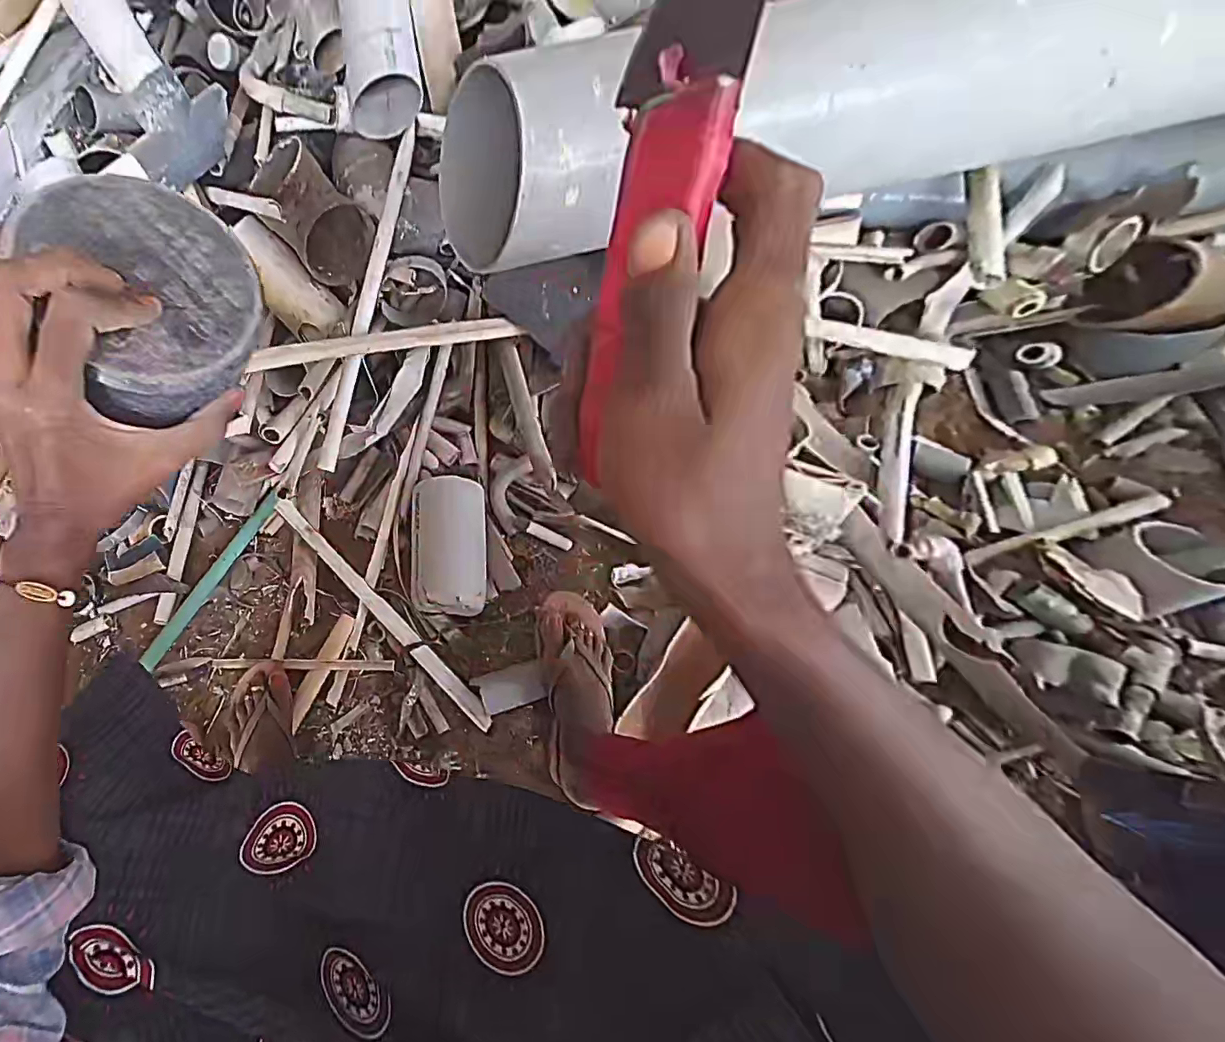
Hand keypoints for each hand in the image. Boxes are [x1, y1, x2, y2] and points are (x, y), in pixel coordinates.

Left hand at [0, 234, 239, 583]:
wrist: (53, 521)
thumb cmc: (97, 494)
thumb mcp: (158, 461)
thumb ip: (202, 427)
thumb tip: (234, 395)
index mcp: (50, 399)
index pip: (72, 315)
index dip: (116, 302)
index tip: (145, 311)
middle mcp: (9, 379)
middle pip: (9, 281)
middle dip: (60, 263)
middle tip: (102, 274)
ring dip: (21, 257)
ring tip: (65, 255)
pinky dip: (2, 277)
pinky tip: (37, 275)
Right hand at [590, 141, 821, 607]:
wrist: (712, 561)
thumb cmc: (684, 494)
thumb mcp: (650, 400)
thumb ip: (653, 310)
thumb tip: (660, 228)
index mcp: (753, 313)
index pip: (771, 190)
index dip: (723, 157)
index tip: (661, 159)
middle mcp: (750, 323)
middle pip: (691, 256)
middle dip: (626, 290)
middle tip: (595, 343)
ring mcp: (727, 354)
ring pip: (658, 310)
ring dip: (609, 349)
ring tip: (594, 409)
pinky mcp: (707, 381)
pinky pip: (654, 353)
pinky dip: (618, 379)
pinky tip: (604, 426)